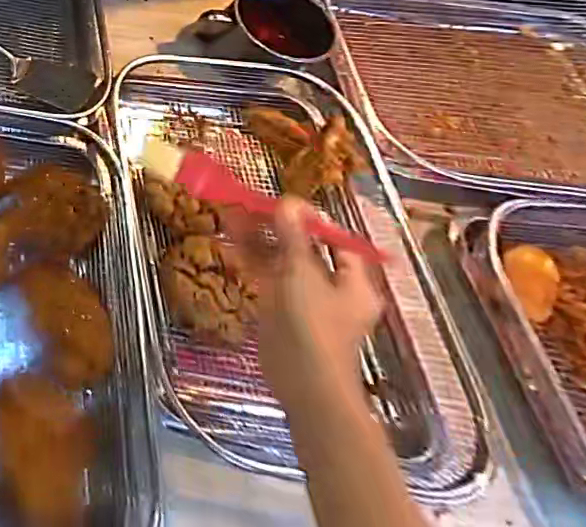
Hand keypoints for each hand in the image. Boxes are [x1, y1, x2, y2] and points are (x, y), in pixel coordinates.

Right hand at [232, 196, 383, 402]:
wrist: (302, 382)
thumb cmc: (313, 326)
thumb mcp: (302, 274)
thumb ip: (293, 237)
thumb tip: (289, 202)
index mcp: (354, 282)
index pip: (337, 240)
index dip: (312, 219)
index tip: (283, 202)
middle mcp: (333, 288)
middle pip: (306, 247)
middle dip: (278, 226)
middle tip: (250, 204)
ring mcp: (305, 298)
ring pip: (282, 259)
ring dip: (260, 238)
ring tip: (234, 214)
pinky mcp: (281, 309)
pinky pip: (268, 275)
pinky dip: (252, 257)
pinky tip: (231, 239)